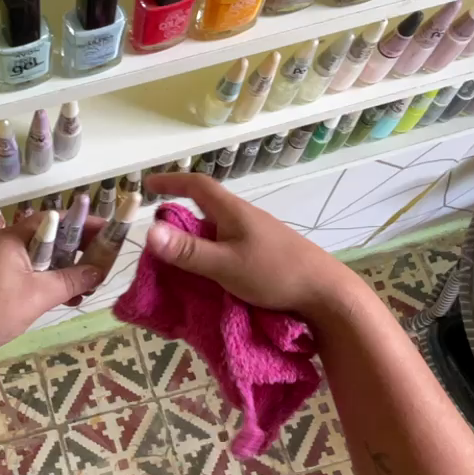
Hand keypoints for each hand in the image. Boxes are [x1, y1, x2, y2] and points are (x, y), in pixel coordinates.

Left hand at [0, 221, 113, 359]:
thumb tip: (100, 272)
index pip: (55, 219)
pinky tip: (65, 297)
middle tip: (102, 265)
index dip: (84, 224)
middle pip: (50, 237)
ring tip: (86, 287)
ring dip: (64, 269)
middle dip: (78, 251)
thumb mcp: (39, 296)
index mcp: (13, 237)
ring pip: (41, 256)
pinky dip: (47, 279)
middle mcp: (5, 242)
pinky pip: (29, 270)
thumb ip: (72, 280)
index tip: (109, 233)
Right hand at [142, 173, 359, 317]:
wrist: (326, 293)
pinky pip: (227, 243)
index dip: (171, 181)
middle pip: (206, 206)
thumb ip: (187, 251)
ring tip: (176, 254)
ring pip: (217, 227)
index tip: (147, 184)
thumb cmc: (275, 274)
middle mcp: (244, 218)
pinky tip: (207, 270)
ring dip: (194, 234)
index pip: (197, 186)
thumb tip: (148, 231)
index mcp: (233, 212)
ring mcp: (256, 235)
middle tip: (156, 230)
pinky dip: (209, 250)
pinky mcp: (263, 253)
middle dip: (178, 212)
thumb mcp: (225, 265)